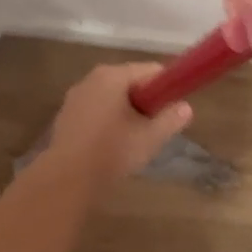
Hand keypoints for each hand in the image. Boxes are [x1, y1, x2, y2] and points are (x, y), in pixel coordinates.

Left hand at [41, 63, 193, 180]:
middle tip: (154, 129)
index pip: (152, 70)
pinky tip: (111, 147)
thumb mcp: (151, 137)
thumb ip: (172, 119)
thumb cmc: (112, 152)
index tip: (171, 111)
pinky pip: (97, 112)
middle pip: (131, 83)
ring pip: (113, 99)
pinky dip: (108, 123)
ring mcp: (75, 98)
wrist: (66, 180)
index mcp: (113, 76)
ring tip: (133, 141)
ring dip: (127, 114)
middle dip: (146, 103)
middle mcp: (91, 79)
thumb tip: (185, 108)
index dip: (167, 89)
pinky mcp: (65, 117)